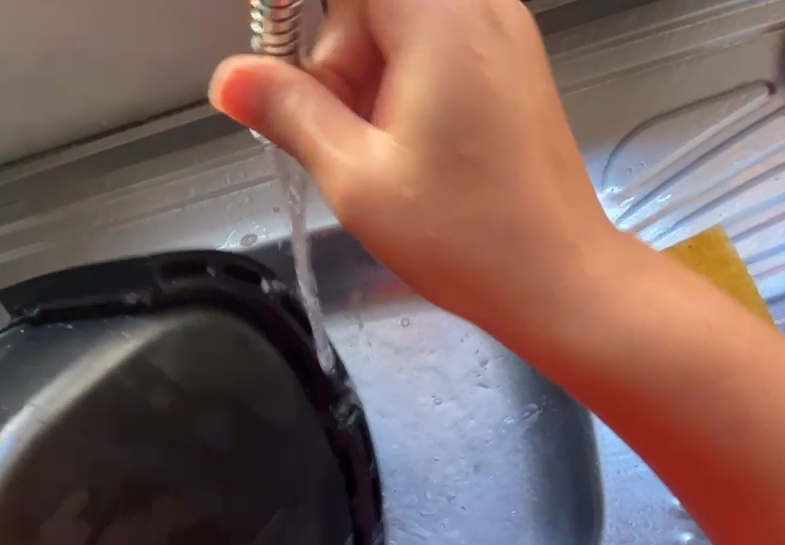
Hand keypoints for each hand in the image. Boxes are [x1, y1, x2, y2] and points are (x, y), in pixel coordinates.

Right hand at [209, 0, 628, 347]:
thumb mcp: (357, 180)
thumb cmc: (463, 237)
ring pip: (402, 30)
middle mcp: (478, 5)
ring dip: (372, 85)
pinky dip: (407, 92)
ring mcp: (502, 34)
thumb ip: (290, 115)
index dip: (301, 24)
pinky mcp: (511, 67)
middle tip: (344, 141)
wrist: (554, 278)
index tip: (284, 74)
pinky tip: (412, 153)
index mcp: (438, 15)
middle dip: (340, 64)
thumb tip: (229, 79)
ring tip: (384, 160)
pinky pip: (437, 52)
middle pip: (370, 4)